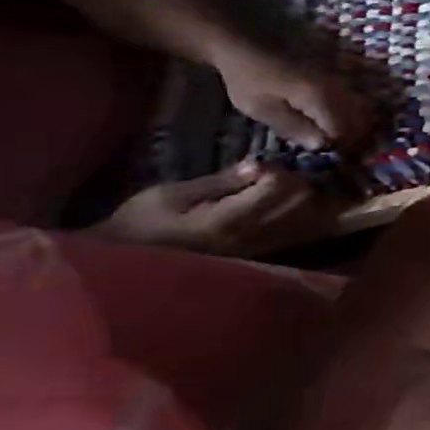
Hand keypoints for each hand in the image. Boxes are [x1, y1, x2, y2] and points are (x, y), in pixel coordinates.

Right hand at [98, 161, 321, 253]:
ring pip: (306, 217)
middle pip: (301, 201)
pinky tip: (288, 204)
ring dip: (305, 197)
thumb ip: (220, 181)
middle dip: (298, 181)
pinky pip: (297, 232)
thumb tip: (259, 164)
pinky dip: (302, 215)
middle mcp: (251, 237)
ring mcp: (259, 248)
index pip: (279, 187)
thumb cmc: (139, 223)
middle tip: (277, 173)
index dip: (277, 169)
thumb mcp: (170, 195)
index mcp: (227, 220)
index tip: (261, 164)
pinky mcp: (260, 254)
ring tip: (284, 186)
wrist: (123, 265)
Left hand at [216, 47, 370, 148]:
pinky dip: (353, 115)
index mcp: (320, 97)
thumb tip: (322, 146)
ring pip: (362, 109)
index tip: (334, 161)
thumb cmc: (247, 77)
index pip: (344, 129)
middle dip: (356, 138)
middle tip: (342, 154)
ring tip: (343, 142)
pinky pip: (355, 100)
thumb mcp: (260, 108)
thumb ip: (293, 128)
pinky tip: (338, 124)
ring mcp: (341, 81)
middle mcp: (339, 88)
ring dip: (357, 127)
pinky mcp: (338, 77)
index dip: (342, 148)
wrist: (245, 43)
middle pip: (361, 119)